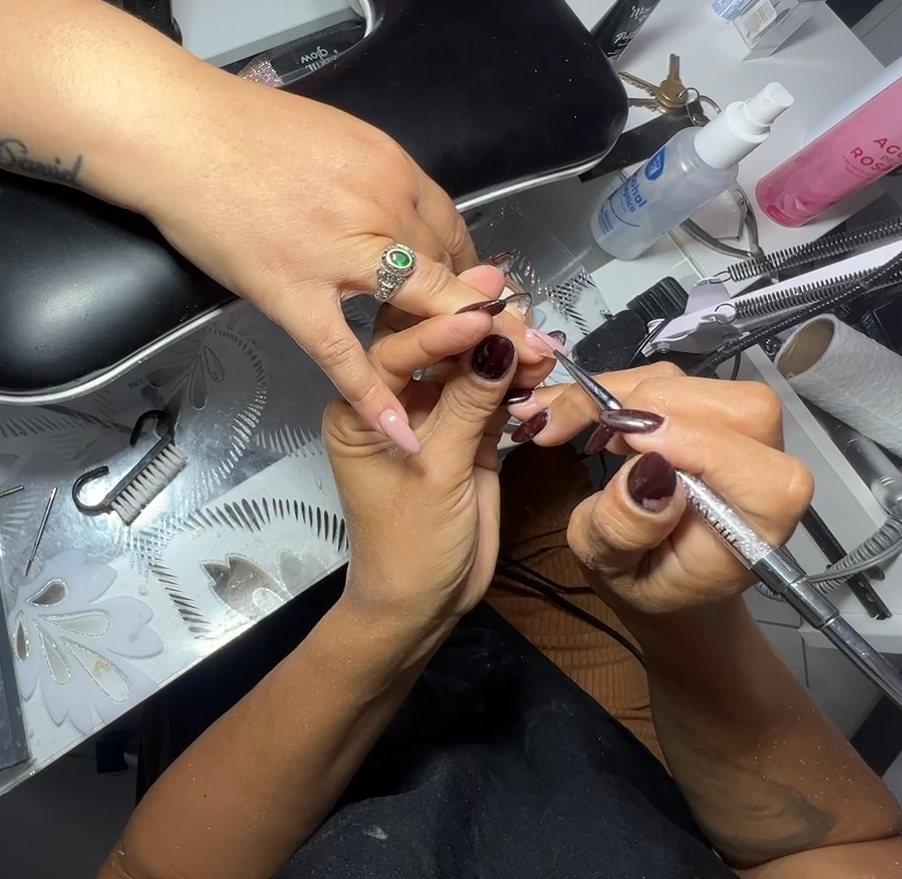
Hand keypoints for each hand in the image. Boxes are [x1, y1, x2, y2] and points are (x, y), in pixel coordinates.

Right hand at [130, 81, 543, 452]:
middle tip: (500, 340)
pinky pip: (340, 352)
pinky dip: (372, 395)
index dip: (467, 262)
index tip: (470, 285)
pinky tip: (401, 431)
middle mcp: (378, 208)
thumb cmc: (243, 127)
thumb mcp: (328, 136)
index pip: (449, 223)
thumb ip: (367, 177)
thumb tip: (386, 208)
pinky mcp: (292, 294)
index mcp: (388, 165)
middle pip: (446, 266)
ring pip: (413, 305)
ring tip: (479, 379)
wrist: (179, 132)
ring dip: (451, 343)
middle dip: (478, 306)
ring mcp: (337, 256)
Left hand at [320, 295, 553, 635]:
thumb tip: (501, 343)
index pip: (397, 354)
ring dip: (502, 351)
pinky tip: (541, 364)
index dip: (440, 333)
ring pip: (466, 368)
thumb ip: (468, 407)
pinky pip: (489, 396)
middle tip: (515, 300)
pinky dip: (515, 382)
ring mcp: (432, 416)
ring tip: (540, 333)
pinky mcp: (465, 432)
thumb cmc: (412, 542)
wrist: (426, 602)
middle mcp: (392, 403)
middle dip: (474, 327)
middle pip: (432, 350)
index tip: (485, 313)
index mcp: (361, 409)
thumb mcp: (437, 473)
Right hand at [522, 363, 812, 615]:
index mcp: (757, 528)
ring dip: (616, 390)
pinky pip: (667, 381)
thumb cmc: (645, 582)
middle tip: (575, 429)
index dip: (700, 444)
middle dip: (647, 404)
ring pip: (694, 383)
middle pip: (736, 407)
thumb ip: (625, 531)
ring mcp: (736, 435)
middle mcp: (762, 472)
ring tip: (558, 421)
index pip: (761, 473)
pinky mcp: (705, 413)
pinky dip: (612, 386)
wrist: (663, 575)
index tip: (622, 442)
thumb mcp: (615, 573)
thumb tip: (646, 470)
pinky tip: (572, 410)